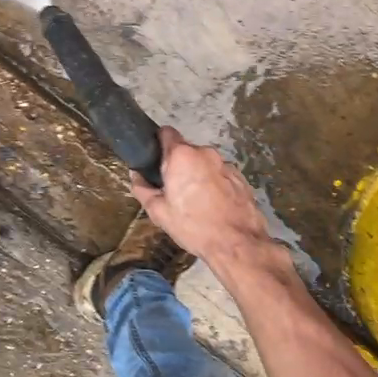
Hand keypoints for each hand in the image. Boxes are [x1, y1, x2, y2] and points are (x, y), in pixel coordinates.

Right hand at [132, 127, 272, 266]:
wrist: (237, 244)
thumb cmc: (194, 226)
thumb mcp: (158, 211)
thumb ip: (142, 188)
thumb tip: (136, 175)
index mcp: (181, 156)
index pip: (166, 132)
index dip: (158, 144)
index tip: (155, 160)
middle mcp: (205, 153)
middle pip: (186, 150)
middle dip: (178, 165)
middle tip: (173, 189)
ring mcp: (226, 164)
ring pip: (204, 163)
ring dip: (198, 174)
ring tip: (196, 201)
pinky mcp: (241, 177)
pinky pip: (220, 174)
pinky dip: (215, 184)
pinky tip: (214, 205)